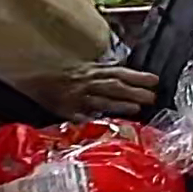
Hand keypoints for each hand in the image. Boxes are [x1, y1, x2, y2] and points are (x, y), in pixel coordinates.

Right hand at [23, 64, 159, 118]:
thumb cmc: (72, 74)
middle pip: (113, 86)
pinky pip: (79, 115)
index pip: (120, 72)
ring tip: (136, 108)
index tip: (155, 80)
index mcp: (96, 72)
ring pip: (100, 100)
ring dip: (118, 105)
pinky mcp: (65, 110)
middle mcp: (89, 83)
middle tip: (151, 98)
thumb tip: (141, 78)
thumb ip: (113, 74)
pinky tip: (102, 123)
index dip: (138, 76)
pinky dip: (89, 118)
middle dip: (133, 92)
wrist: (37, 76)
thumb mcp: (93, 68)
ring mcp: (77, 97)